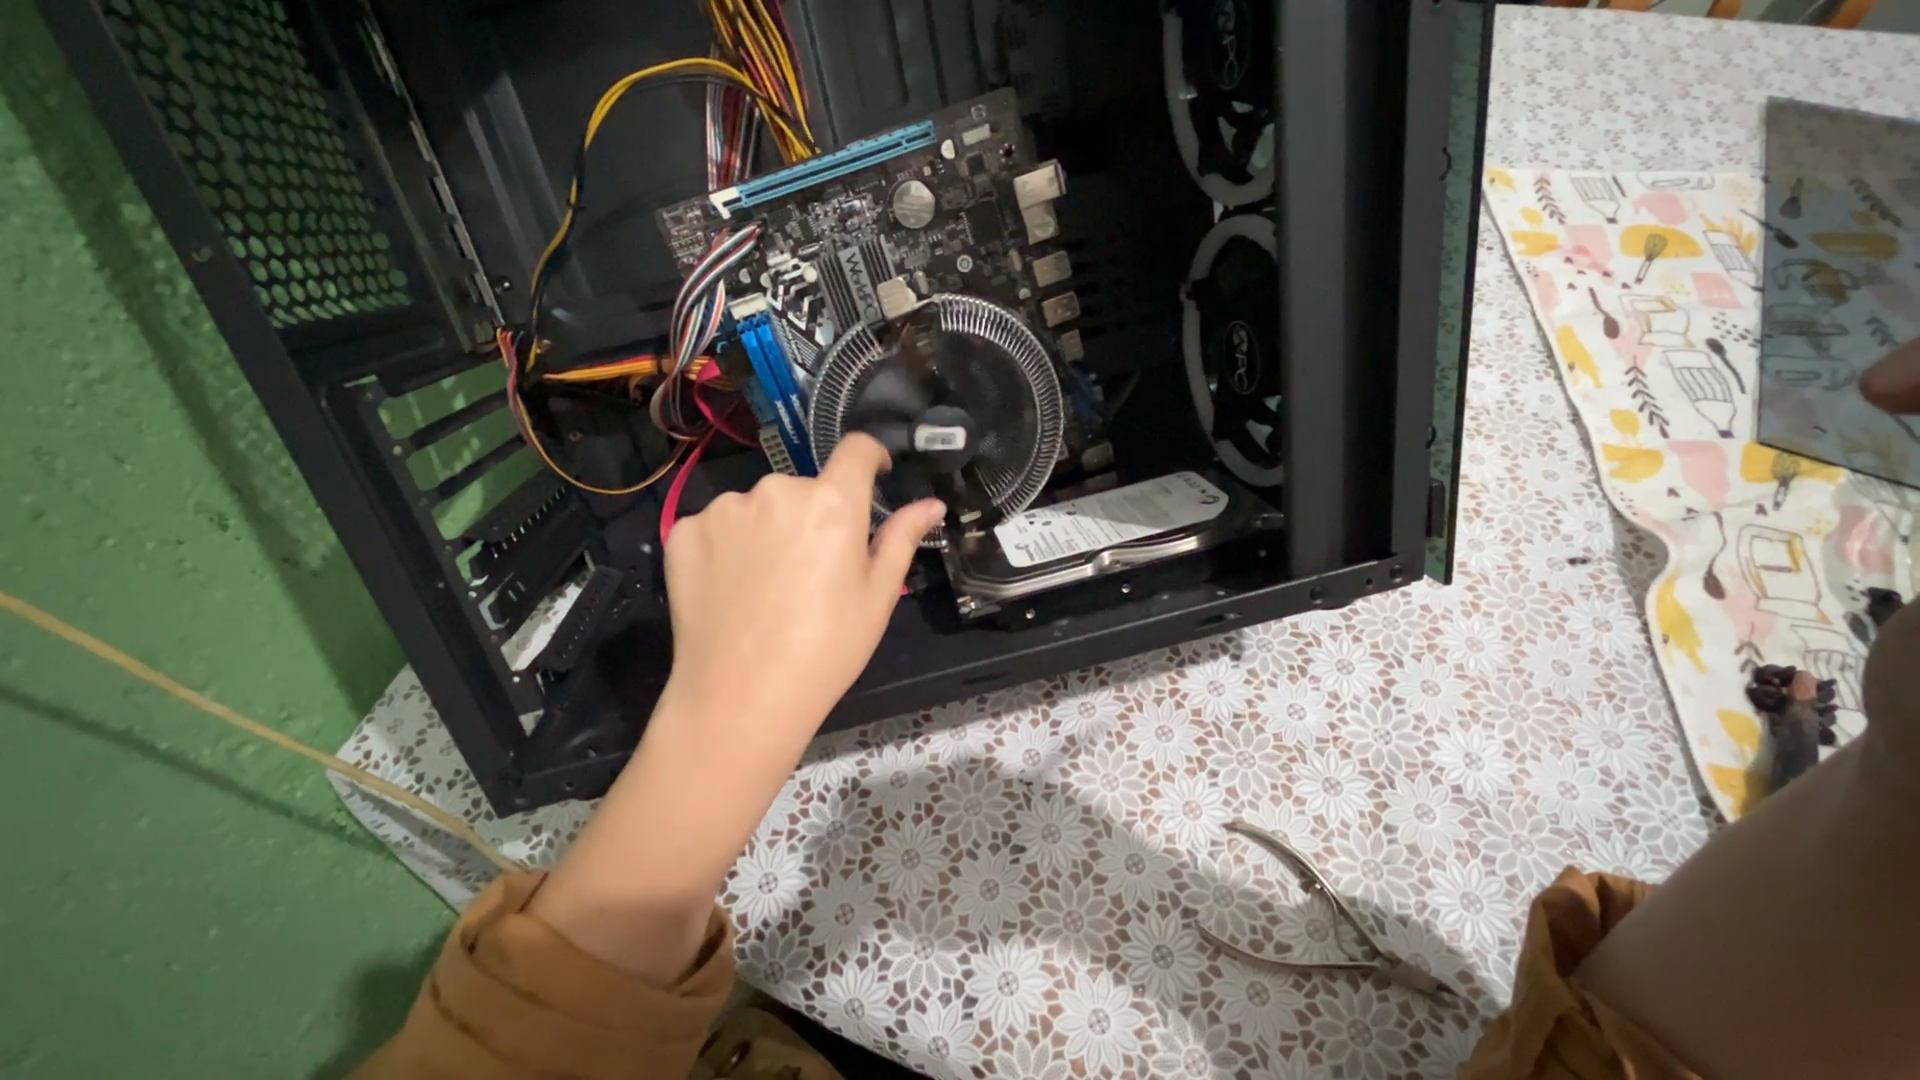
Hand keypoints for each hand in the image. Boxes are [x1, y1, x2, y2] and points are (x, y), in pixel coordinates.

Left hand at [659, 433, 944, 747]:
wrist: (740, 698)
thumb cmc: (825, 650)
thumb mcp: (876, 597)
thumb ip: (902, 538)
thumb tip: (931, 503)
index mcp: (832, 502)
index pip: (857, 449)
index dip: (871, 458)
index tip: (874, 478)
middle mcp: (776, 490)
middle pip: (805, 488)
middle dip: (814, 516)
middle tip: (814, 570)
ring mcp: (724, 509)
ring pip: (758, 507)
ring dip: (769, 529)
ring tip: (768, 586)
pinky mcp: (684, 532)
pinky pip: (716, 526)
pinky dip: (728, 546)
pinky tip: (731, 590)